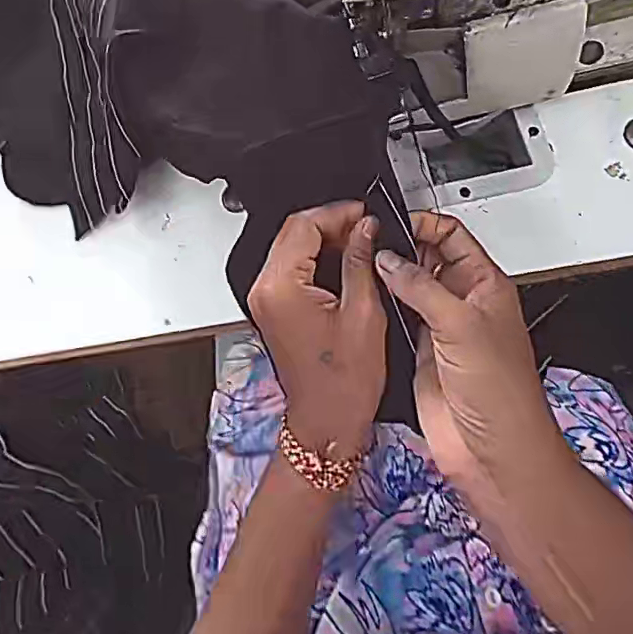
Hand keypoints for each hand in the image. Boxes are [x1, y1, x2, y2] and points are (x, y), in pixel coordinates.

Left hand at [247, 202, 384, 459]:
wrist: (327, 420)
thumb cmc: (345, 380)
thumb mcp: (364, 312)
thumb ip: (361, 261)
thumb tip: (366, 227)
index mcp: (282, 287)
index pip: (303, 225)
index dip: (338, 213)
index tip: (365, 214)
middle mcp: (265, 290)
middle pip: (293, 231)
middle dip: (332, 223)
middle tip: (366, 227)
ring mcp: (266, 299)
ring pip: (292, 245)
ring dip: (326, 238)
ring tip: (361, 242)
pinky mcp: (274, 307)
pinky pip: (292, 266)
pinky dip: (318, 257)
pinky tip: (345, 261)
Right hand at [375, 212, 568, 487]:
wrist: (492, 451)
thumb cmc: (500, 391)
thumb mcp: (461, 325)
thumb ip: (422, 287)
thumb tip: (390, 259)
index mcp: (484, 283)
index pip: (452, 235)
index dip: (425, 224)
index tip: (394, 223)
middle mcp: (463, 300)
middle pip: (429, 257)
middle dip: (403, 247)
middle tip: (371, 242)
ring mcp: (441, 325)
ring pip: (411, 285)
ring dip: (390, 276)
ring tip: (364, 265)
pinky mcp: (422, 350)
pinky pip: (399, 316)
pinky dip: (384, 305)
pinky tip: (368, 297)